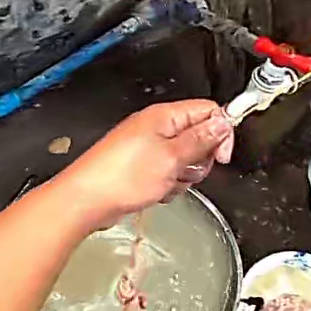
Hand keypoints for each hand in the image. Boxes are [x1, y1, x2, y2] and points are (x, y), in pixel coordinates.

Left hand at [50, 99, 233, 229]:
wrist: (86, 200)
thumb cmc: (119, 176)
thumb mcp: (171, 157)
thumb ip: (201, 140)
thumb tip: (223, 124)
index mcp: (164, 116)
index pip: (208, 111)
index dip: (221, 132)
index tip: (221, 155)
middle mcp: (156, 128)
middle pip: (199, 138)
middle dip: (199, 160)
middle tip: (184, 169)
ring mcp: (148, 149)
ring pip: (185, 161)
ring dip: (181, 176)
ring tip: (164, 181)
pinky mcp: (142, 167)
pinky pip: (168, 174)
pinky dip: (167, 186)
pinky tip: (155, 191)